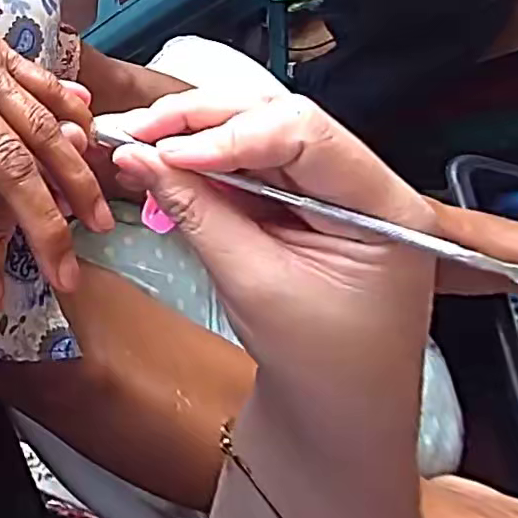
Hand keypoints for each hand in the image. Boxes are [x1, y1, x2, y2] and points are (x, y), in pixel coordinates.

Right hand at [108, 91, 436, 380]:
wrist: (334, 401)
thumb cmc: (318, 357)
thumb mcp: (251, 280)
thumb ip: (193, 209)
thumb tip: (134, 155)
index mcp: (383, 207)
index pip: (304, 134)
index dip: (229, 134)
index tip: (168, 152)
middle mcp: (356, 180)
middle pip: (271, 117)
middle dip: (198, 120)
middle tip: (137, 131)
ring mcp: (320, 183)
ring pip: (246, 127)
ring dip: (186, 131)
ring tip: (137, 143)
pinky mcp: (287, 191)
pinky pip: (232, 155)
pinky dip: (189, 155)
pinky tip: (156, 160)